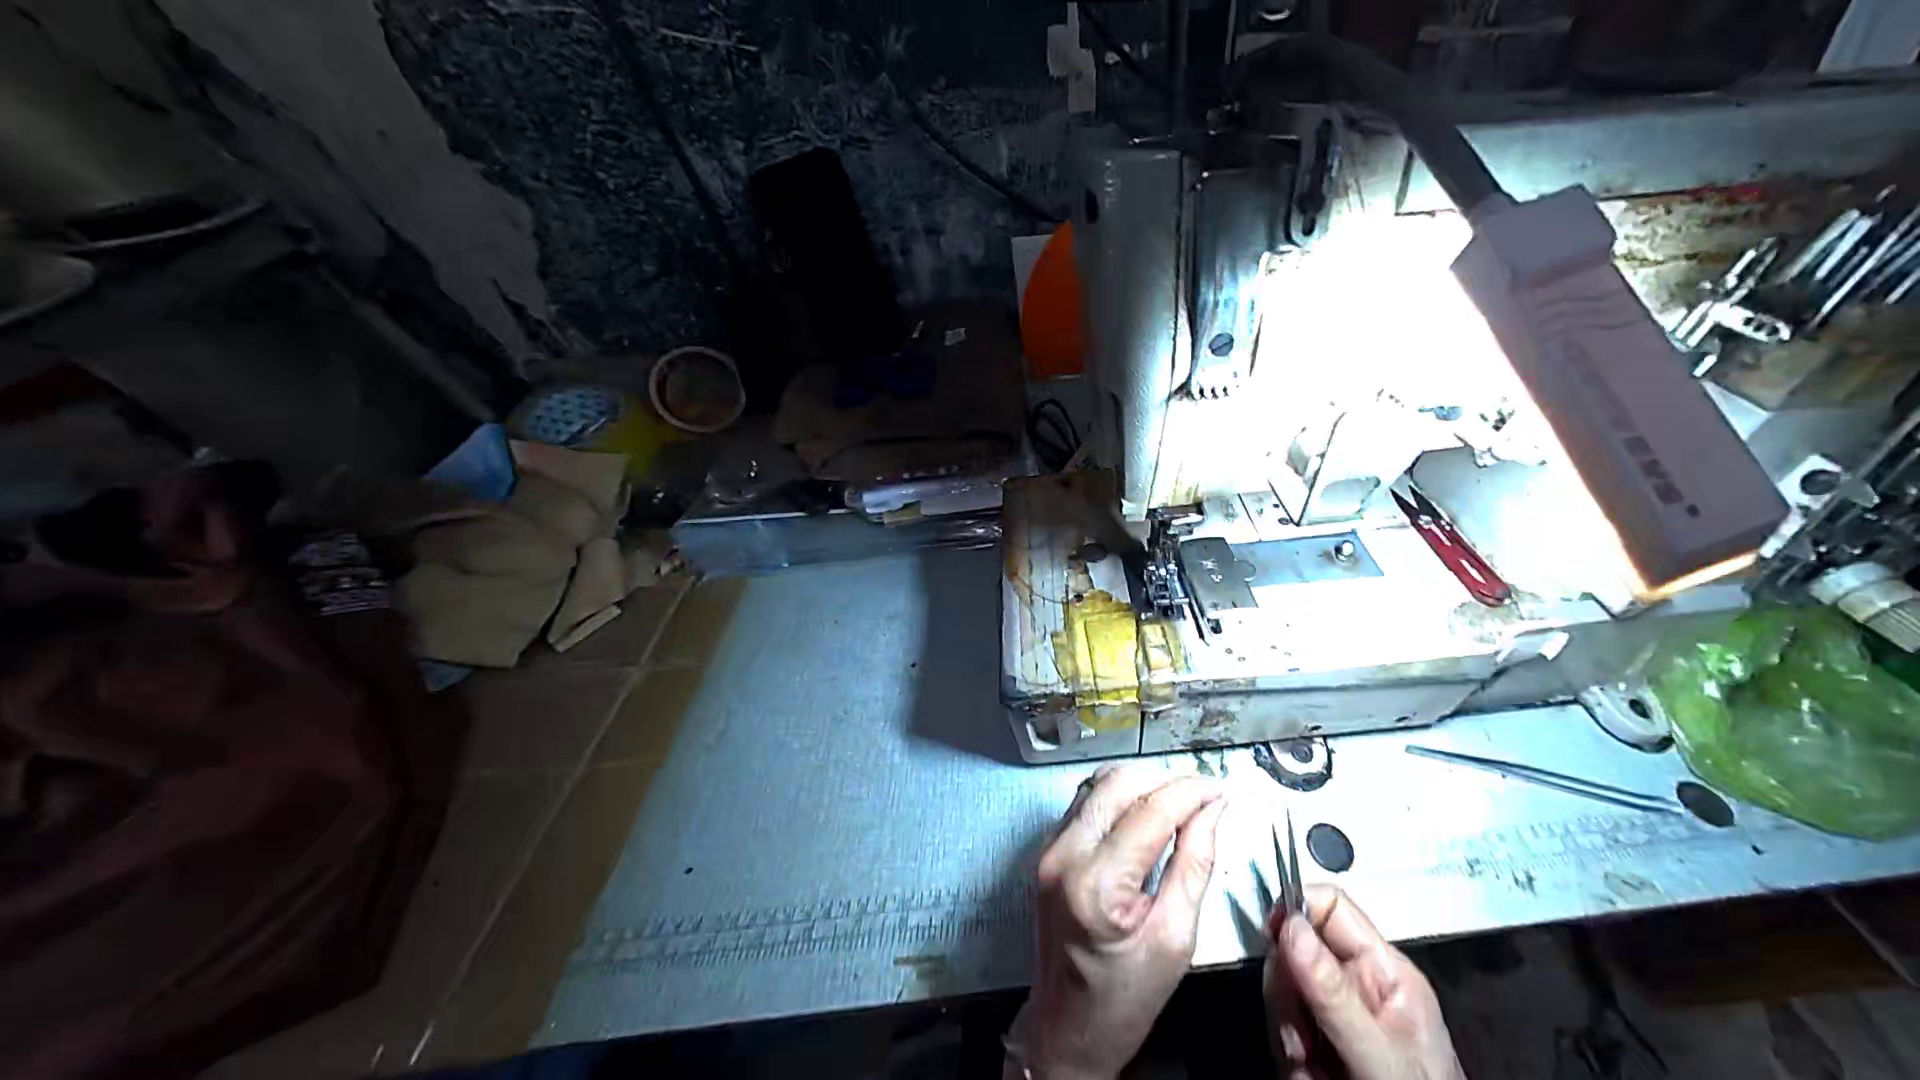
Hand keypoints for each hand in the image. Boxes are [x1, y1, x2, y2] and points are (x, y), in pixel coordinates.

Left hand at [1011, 766, 1227, 1079]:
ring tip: (1181, 800)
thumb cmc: (1122, 997)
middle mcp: (1064, 854)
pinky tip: (1146, 812)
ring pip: (1100, 784)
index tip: (1220, 789)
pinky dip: (1120, 797)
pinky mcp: (1048, 847)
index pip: (1151, 811)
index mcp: (1097, 884)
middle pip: (1119, 783)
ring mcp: (1050, 847)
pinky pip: (1086, 803)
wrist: (1066, 1024)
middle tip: (1204, 793)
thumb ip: (1194, 866)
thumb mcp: (1176, 939)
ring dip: (1143, 783)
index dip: (1191, 792)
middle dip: (1167, 780)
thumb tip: (1212, 813)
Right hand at [1264, 885, 1465, 1079]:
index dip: (1293, 913)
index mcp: (1385, 971)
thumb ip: (1334, 991)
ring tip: (1315, 1071)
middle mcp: (1359, 983)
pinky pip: (1282, 1027)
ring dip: (1287, 1034)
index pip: (1329, 906)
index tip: (1272, 942)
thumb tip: (1292, 924)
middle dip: (1288, 997)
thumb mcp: (1381, 1054)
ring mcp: (1338, 1012)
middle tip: (1304, 1042)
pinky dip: (1290, 1057)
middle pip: (1293, 950)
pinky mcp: (1322, 1040)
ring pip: (1282, 991)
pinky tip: (1312, 1076)